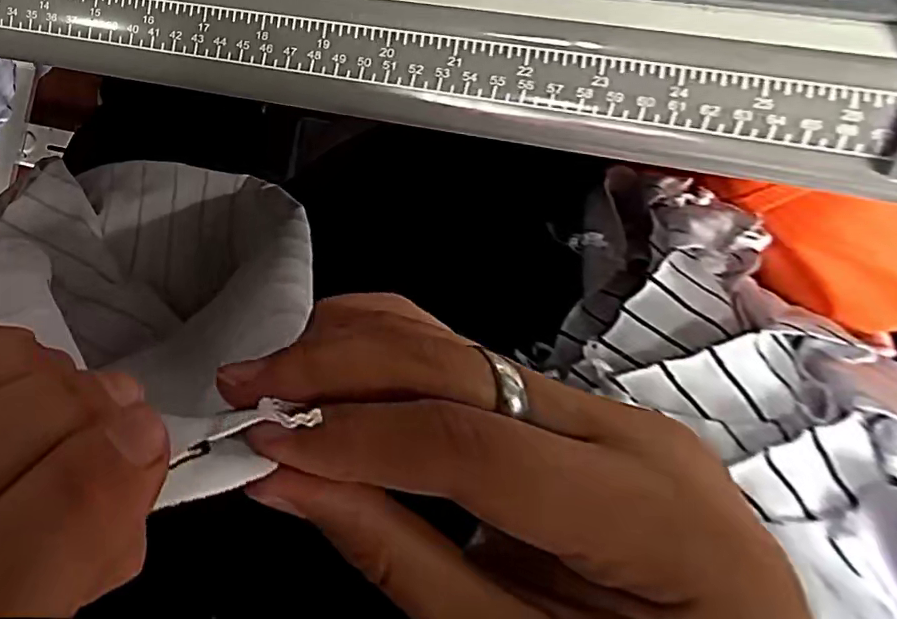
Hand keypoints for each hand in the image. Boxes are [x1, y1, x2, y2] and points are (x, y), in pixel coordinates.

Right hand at [217, 295, 809, 618]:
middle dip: (329, 369)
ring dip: (341, 346)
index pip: (470, 443)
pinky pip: (449, 347)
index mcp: (651, 514)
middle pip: (446, 365)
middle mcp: (624, 431)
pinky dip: (374, 344)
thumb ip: (396, 558)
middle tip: (245, 387)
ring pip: (441, 337)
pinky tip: (324, 357)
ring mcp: (588, 402)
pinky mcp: (551, 395)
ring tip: (271, 373)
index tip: (266, 441)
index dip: (353, 434)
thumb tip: (283, 483)